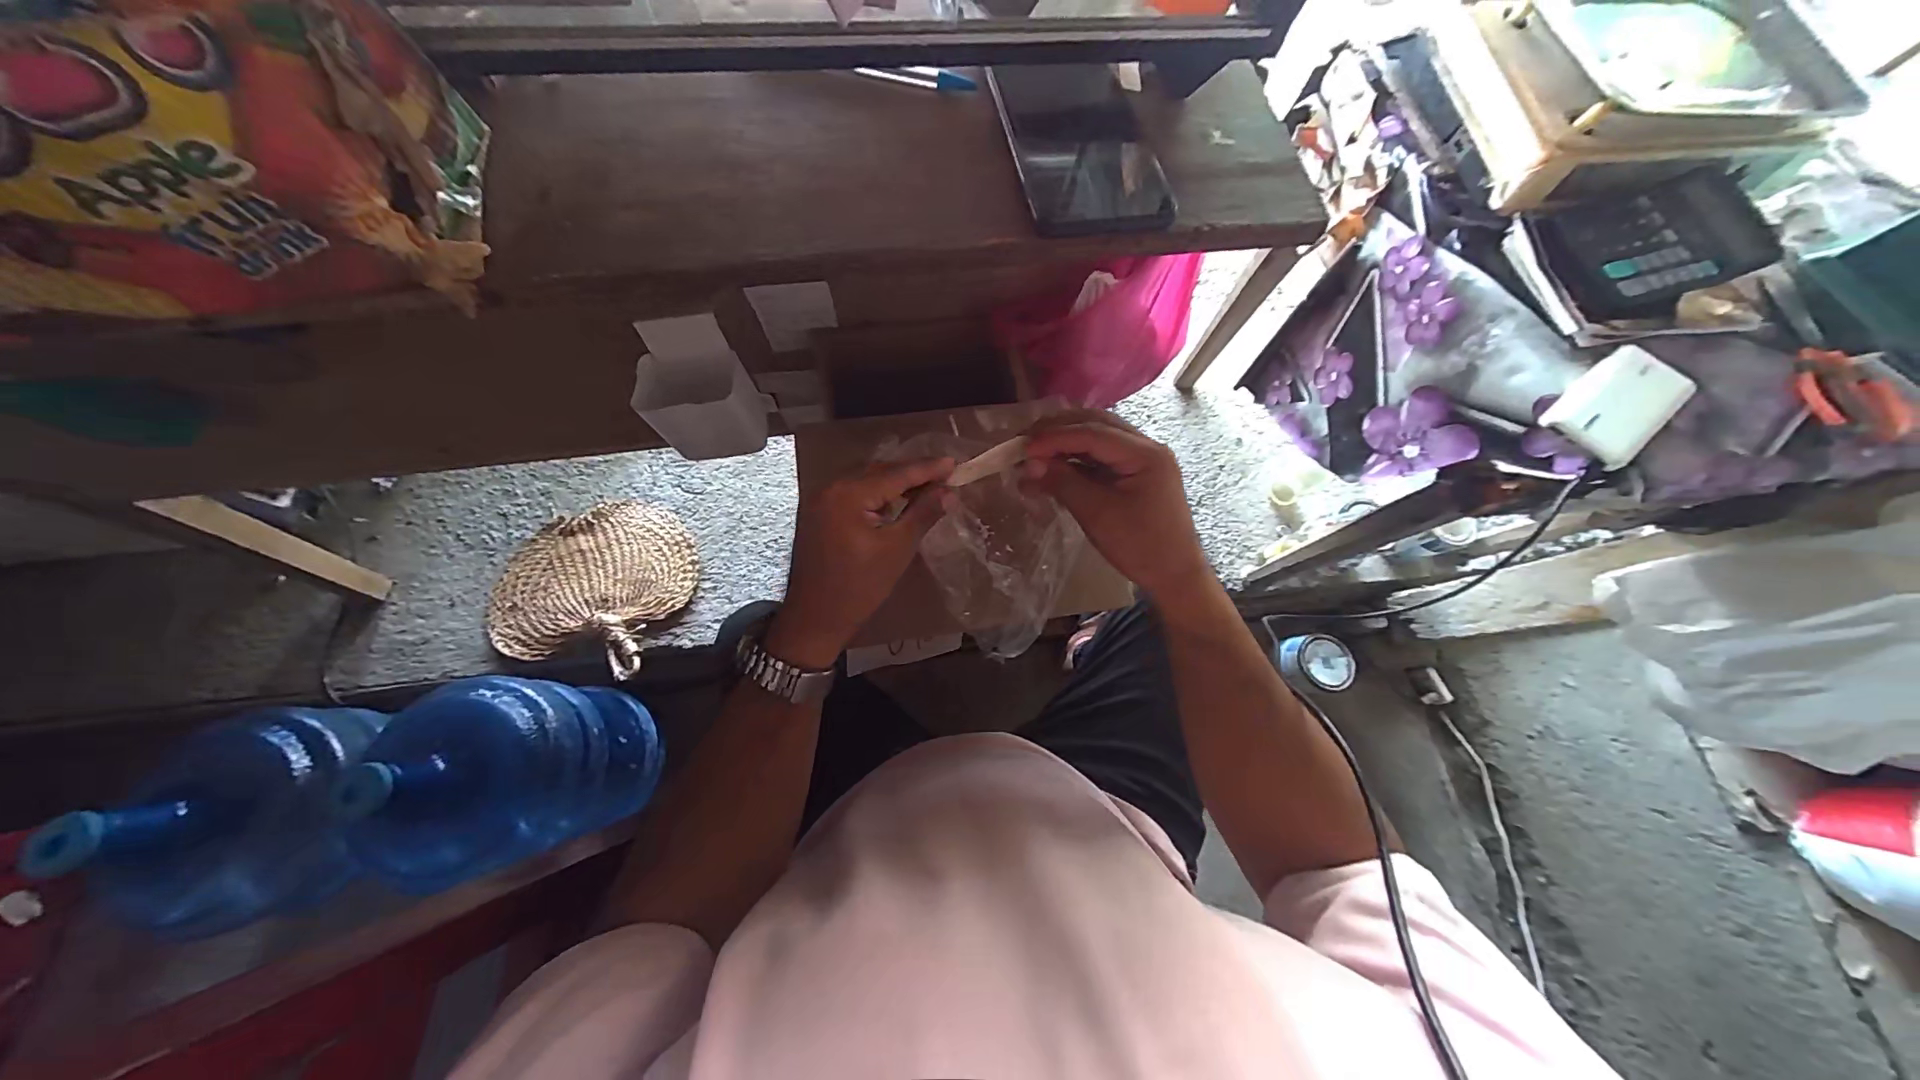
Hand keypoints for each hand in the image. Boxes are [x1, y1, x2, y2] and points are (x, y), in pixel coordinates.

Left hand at [766, 456, 955, 668]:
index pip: (896, 474)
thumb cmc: (860, 587)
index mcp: (848, 494)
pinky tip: (897, 502)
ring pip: (866, 481)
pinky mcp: (819, 514)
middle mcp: (831, 488)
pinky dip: (877, 495)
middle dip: (912, 473)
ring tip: (927, 487)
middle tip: (945, 476)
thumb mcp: (897, 549)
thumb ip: (923, 514)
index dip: (927, 468)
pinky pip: (854, 494)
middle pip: (879, 472)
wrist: (816, 618)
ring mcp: (821, 501)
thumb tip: (949, 492)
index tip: (954, 464)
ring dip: (895, 483)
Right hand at [1022, 410, 1212, 599]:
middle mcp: (1147, 447)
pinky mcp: (1136, 475)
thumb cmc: (1140, 546)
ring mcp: (1143, 460)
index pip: (1093, 432)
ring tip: (1035, 452)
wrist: (1175, 575)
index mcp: (1145, 453)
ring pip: (1099, 438)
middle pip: (1097, 425)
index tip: (1024, 448)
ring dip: (1066, 442)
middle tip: (1025, 441)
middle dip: (1059, 430)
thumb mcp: (1098, 514)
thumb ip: (1064, 483)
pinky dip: (1077, 458)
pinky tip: (1055, 467)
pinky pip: (1102, 456)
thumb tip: (1030, 464)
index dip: (1054, 437)